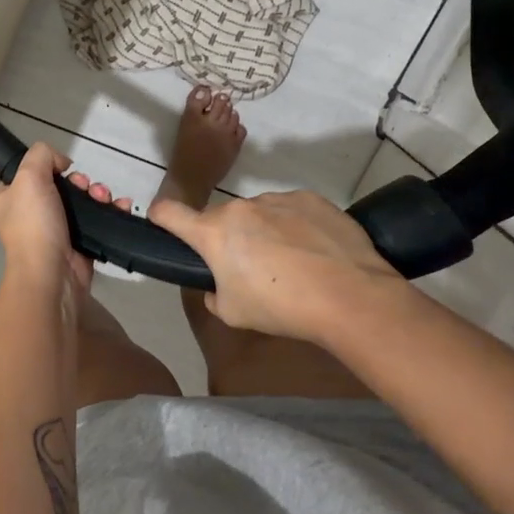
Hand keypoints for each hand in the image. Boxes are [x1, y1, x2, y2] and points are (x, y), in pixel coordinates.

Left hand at [0, 143, 131, 296]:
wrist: (53, 273)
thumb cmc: (34, 224)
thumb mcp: (28, 177)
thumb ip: (41, 156)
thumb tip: (60, 163)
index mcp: (8, 199)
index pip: (26, 173)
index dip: (47, 166)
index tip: (62, 169)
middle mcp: (28, 214)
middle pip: (59, 185)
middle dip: (79, 181)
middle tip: (86, 186)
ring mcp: (54, 230)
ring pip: (80, 201)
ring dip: (97, 193)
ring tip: (104, 196)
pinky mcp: (78, 243)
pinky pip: (96, 220)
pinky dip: (109, 210)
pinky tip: (120, 206)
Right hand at [149, 190, 406, 343]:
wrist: (352, 298)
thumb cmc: (282, 308)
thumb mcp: (233, 314)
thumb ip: (213, 295)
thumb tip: (217, 286)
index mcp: (212, 232)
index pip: (168, 212)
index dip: (161, 218)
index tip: (165, 226)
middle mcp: (239, 207)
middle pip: (221, 219)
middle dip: (229, 238)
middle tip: (252, 269)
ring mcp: (277, 199)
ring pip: (259, 214)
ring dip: (264, 231)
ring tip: (294, 263)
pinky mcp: (311, 199)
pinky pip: (292, 210)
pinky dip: (296, 226)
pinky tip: (317, 252)